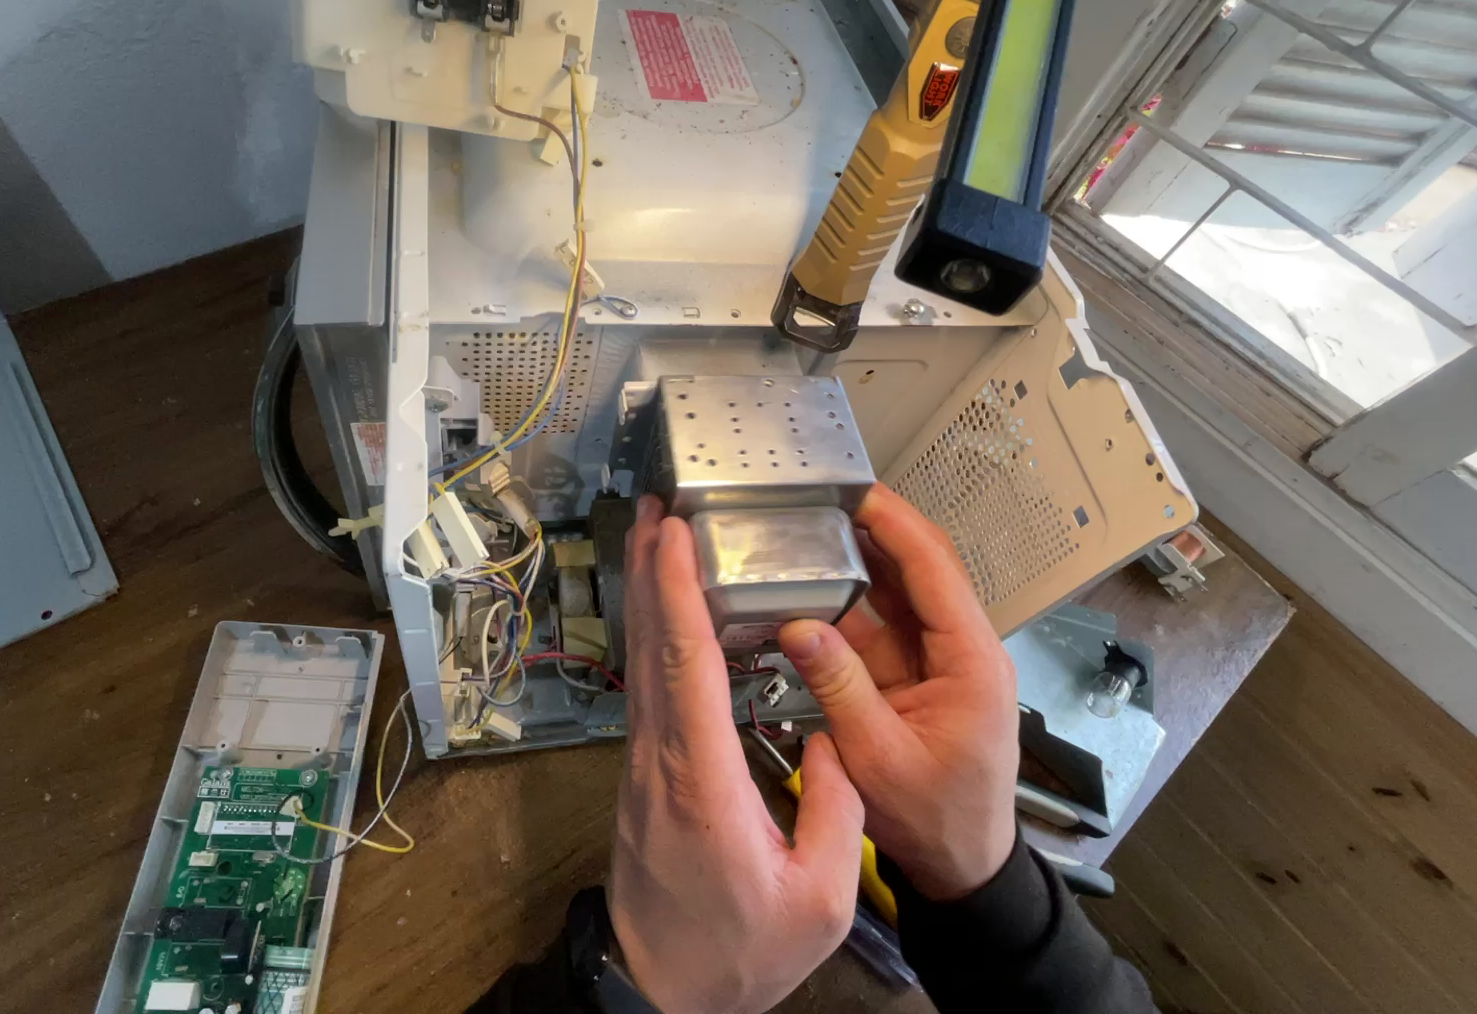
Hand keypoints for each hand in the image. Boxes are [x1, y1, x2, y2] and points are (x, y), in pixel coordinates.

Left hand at [608, 494, 865, 1013]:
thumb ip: (835, 810)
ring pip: (641, 656)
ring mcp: (644, 755)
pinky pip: (648, 680)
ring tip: (654, 539)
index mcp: (700, 774)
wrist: (657, 984)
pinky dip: (654, 631)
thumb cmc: (734, 949)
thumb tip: (832, 742)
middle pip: (649, 643)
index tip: (672, 534)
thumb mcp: (815, 899)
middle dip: (648, 569)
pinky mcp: (645, 764)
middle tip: (653, 509)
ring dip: (646, 593)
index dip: (676, 590)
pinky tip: (668, 610)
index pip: (685, 663)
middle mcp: (660, 750)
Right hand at [777, 485, 1017, 901]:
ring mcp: (936, 657)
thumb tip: (796, 624)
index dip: (897, 525)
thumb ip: (839, 686)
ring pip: (899, 590)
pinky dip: (849, 599)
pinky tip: (815, 579)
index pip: (935, 570)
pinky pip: (881, 622)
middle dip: (877, 528)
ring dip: (861, 557)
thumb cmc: (933, 817)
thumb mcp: (878, 756)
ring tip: (815, 524)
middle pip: (921, 568)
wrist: (960, 864)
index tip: (857, 492)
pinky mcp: (913, 671)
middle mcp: (960, 646)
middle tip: (825, 497)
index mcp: (971, 660)